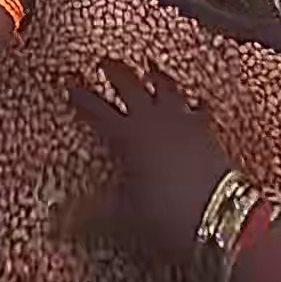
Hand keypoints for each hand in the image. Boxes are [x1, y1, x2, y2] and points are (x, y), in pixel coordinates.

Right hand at [68, 62, 232, 266]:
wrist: (221, 217)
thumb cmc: (168, 214)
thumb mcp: (125, 216)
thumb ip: (93, 213)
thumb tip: (59, 220)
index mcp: (129, 135)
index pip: (98, 110)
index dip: (82, 97)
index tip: (70, 86)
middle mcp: (153, 118)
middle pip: (129, 85)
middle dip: (114, 71)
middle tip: (103, 62)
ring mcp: (181, 119)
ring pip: (164, 86)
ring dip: (154, 76)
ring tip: (148, 68)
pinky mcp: (205, 129)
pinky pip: (198, 107)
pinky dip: (193, 101)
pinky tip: (195, 100)